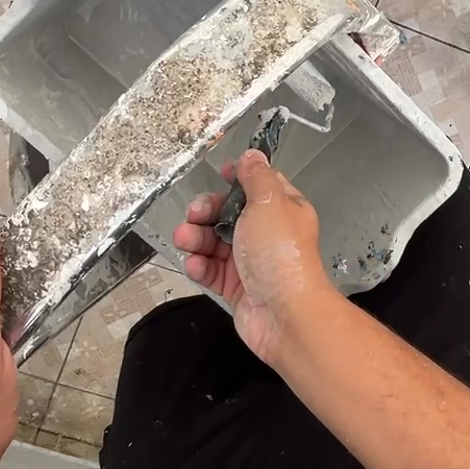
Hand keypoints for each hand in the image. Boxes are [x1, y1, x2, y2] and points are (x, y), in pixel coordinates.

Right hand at [173, 150, 334, 361]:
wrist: (285, 314)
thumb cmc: (280, 253)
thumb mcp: (269, 203)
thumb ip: (256, 177)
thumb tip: (252, 154)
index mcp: (284, 209)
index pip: (259, 185)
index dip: (238, 177)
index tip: (220, 173)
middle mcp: (268, 233)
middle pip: (229, 213)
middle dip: (207, 211)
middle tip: (194, 214)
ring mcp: (251, 261)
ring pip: (215, 242)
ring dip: (196, 238)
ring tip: (184, 239)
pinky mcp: (237, 287)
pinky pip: (212, 270)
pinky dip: (200, 266)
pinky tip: (194, 264)